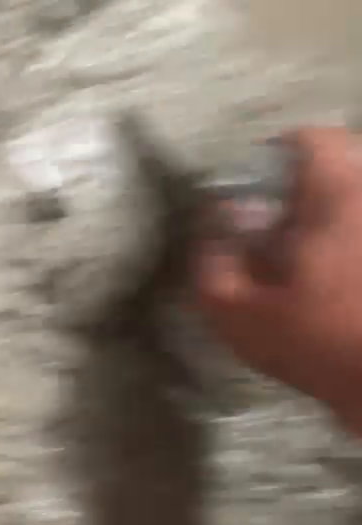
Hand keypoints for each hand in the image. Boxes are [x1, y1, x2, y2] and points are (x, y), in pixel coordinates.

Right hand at [196, 127, 361, 433]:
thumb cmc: (304, 342)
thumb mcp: (230, 310)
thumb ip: (217, 258)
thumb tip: (218, 221)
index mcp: (334, 208)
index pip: (319, 143)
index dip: (284, 149)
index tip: (256, 172)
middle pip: (348, 164)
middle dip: (308, 183)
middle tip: (274, 218)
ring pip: (353, 196)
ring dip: (327, 210)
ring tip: (300, 246)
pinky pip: (355, 224)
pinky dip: (339, 234)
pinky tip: (326, 267)